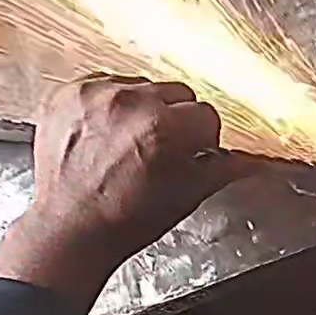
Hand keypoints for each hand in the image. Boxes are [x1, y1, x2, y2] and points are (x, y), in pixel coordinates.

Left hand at [0, 77, 251, 307]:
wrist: (69, 230)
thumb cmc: (123, 222)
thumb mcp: (182, 199)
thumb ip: (219, 171)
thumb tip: (247, 161)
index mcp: (163, 128)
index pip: (206, 114)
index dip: (203, 139)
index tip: (193, 152)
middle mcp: (128, 102)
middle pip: (177, 92)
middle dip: (175, 119)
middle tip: (160, 150)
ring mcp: (95, 94)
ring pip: (141, 85)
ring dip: (142, 109)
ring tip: (129, 144)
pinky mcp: (68, 93)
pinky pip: (104, 84)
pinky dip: (108, 105)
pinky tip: (105, 135)